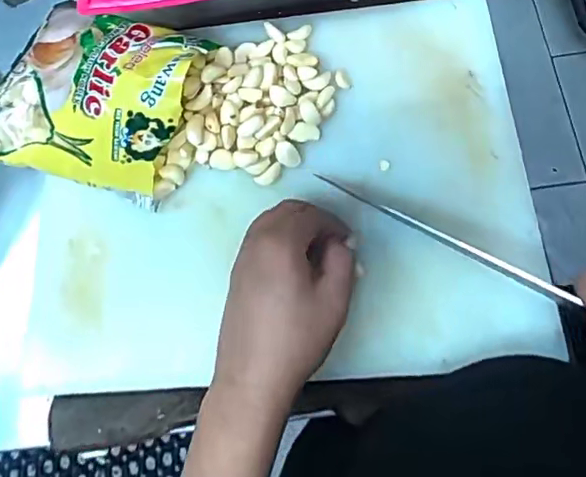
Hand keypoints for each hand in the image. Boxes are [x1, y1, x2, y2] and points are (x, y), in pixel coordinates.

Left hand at [212, 200, 355, 407]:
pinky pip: (260, 235)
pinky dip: (279, 236)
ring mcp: (243, 252)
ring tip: (314, 253)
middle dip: (314, 218)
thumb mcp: (334, 301)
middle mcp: (257, 238)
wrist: (251, 376)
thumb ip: (342, 261)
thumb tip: (340, 242)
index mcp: (280, 240)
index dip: (334, 223)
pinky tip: (292, 264)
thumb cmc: (296, 338)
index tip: (348, 242)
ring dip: (295, 225)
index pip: (311, 214)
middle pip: (288, 209)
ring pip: (272, 219)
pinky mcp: (237, 268)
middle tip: (333, 243)